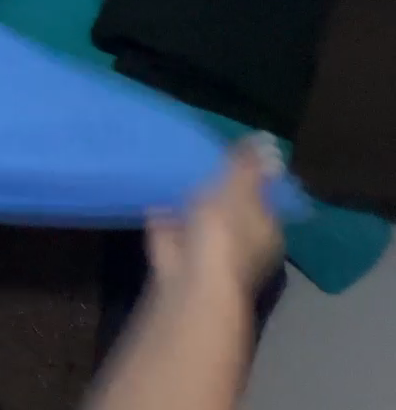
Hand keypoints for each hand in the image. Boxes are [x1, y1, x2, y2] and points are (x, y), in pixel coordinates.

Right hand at [146, 138, 286, 300]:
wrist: (188, 271)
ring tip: (164, 157)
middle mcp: (239, 232)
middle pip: (226, 198)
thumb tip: (266, 138)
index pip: (259, 193)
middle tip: (189, 147)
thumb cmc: (222, 234)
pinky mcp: (173, 236)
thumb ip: (246, 169)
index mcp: (264, 224)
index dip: (245, 172)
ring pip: (195, 204)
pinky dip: (159, 197)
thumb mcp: (236, 194)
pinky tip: (145, 178)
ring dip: (183, 188)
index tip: (224, 147)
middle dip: (210, 178)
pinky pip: (167, 210)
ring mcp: (204, 236)